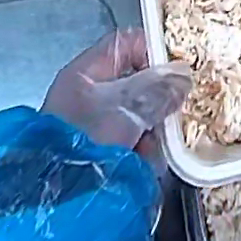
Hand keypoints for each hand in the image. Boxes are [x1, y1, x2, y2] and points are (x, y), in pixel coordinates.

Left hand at [42, 29, 191, 152]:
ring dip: (153, 127)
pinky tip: (146, 159)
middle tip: (172, 109)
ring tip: (155, 143)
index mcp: (86, 73)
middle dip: (158, 98)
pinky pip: (133, 140)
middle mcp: (89, 95)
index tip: (176, 68)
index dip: (153, 50)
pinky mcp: (102, 151)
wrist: (57, 197)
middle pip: (137, 82)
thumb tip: (183, 78)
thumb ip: (158, 89)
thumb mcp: (126, 108)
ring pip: (139, 114)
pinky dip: (144, 148)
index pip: (127, 44)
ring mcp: (94, 125)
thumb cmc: (85, 140)